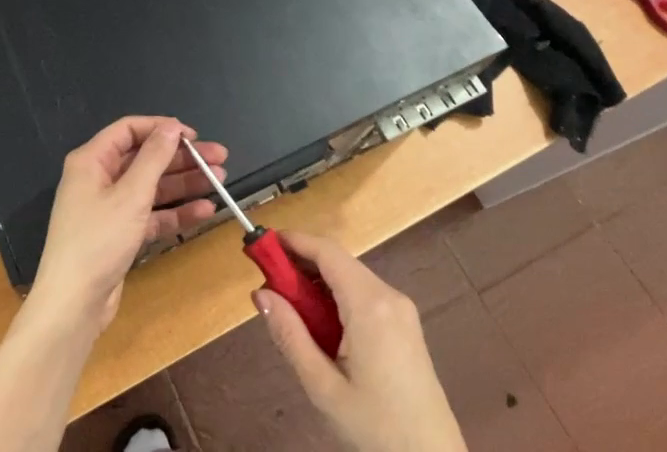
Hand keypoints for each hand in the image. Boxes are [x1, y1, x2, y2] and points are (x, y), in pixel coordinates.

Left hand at [28, 116, 228, 331]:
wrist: (74, 302)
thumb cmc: (98, 240)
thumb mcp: (130, 195)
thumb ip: (154, 158)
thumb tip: (172, 127)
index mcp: (91, 161)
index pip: (128, 130)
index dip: (161, 128)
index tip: (194, 135)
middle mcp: (98, 179)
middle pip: (145, 159)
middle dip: (181, 158)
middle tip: (219, 158)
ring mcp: (110, 209)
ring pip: (152, 187)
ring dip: (184, 184)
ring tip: (220, 181)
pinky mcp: (120, 234)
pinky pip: (152, 215)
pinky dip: (176, 213)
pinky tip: (204, 211)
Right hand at [257, 232, 466, 451]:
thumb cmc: (376, 427)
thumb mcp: (322, 386)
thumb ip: (290, 335)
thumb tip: (260, 293)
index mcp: (370, 305)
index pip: (327, 251)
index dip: (293, 241)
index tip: (260, 244)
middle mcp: (389, 296)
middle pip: (338, 261)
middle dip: (300, 264)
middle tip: (266, 282)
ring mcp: (402, 311)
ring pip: (351, 278)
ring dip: (317, 282)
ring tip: (287, 306)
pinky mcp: (406, 326)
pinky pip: (364, 295)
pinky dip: (336, 298)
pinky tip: (319, 324)